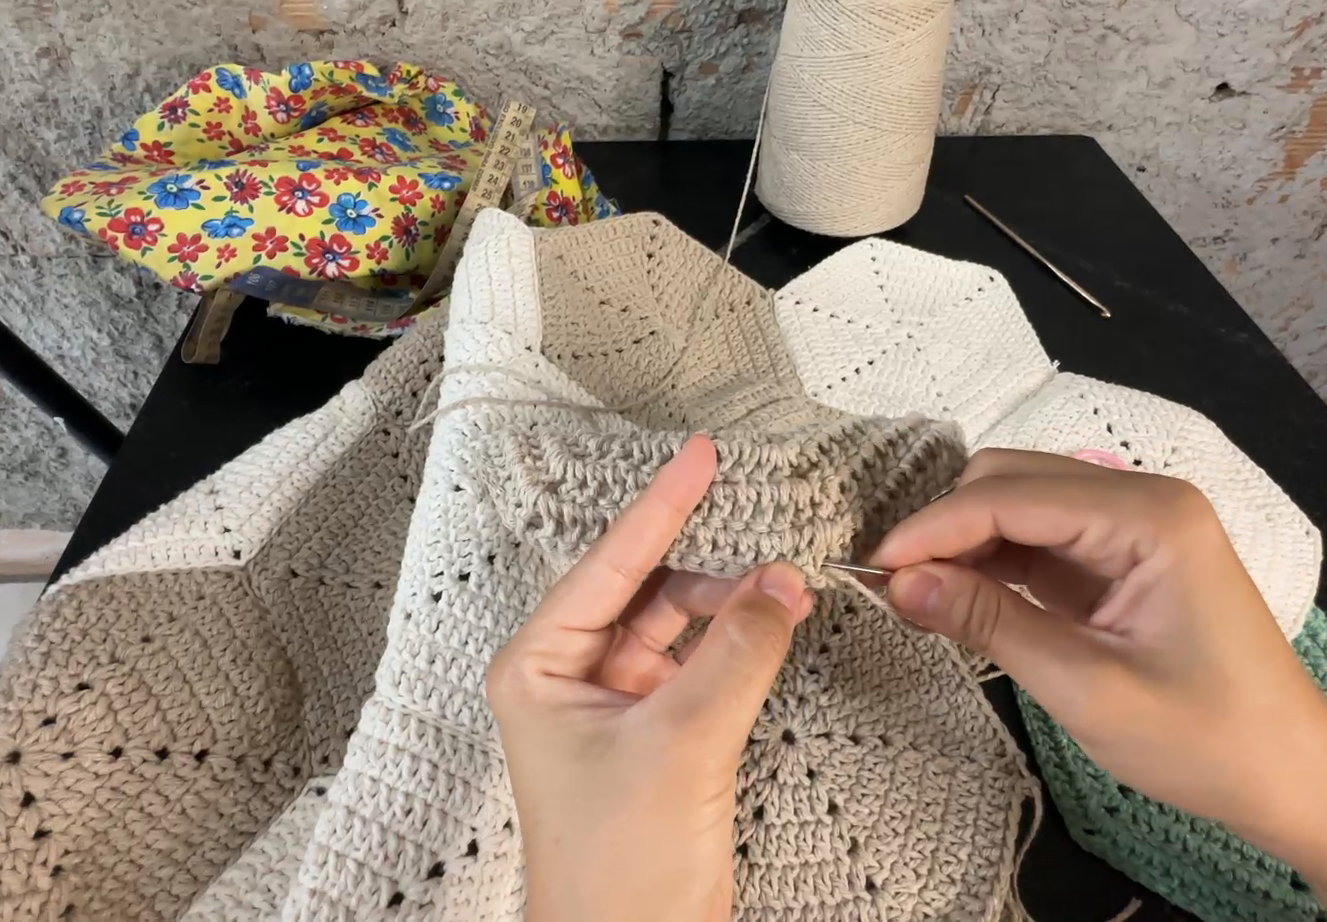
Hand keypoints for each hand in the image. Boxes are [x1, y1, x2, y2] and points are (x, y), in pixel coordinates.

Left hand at [487, 434, 815, 921]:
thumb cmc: (622, 872)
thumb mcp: (682, 744)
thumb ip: (737, 652)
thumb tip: (782, 581)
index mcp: (540, 663)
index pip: (609, 562)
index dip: (661, 504)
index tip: (700, 454)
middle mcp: (570, 668)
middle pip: (645, 585)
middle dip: (709, 567)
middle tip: (767, 547)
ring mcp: (613, 693)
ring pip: (677, 618)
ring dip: (730, 603)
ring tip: (786, 595)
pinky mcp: (653, 719)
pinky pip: (697, 655)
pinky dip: (735, 637)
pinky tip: (772, 623)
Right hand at [872, 447, 1326, 827]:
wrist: (1296, 782)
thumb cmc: (1207, 743)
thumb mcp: (1086, 689)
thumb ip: (987, 623)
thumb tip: (896, 584)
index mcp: (1146, 516)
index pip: (1007, 498)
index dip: (932, 529)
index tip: (874, 568)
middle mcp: (1136, 496)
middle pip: (1005, 480)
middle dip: (944, 528)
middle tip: (900, 587)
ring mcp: (1126, 518)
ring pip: (1010, 500)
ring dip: (961, 541)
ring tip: (921, 593)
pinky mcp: (1111, 548)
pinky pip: (1029, 533)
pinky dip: (986, 558)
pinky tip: (961, 593)